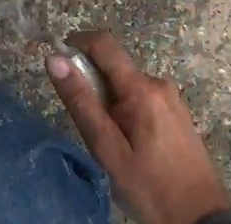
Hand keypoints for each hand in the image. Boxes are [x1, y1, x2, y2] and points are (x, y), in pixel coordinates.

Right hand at [47, 31, 230, 223]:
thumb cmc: (150, 187)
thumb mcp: (106, 148)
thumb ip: (80, 101)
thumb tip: (53, 58)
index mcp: (142, 88)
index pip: (103, 43)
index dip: (76, 44)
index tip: (61, 68)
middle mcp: (159, 84)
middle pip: (112, 66)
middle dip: (92, 84)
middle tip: (89, 124)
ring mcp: (172, 100)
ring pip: (125, 84)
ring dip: (109, 100)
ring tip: (110, 140)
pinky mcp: (177, 115)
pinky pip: (140, 97)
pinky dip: (125, 109)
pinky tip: (130, 143)